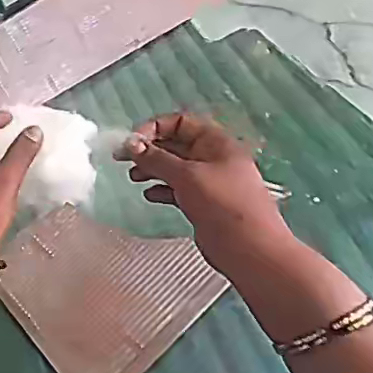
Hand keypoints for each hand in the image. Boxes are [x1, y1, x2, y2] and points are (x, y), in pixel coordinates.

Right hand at [118, 113, 297, 272]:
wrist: (250, 249)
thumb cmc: (223, 204)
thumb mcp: (187, 175)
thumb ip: (156, 158)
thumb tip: (131, 144)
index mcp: (216, 143)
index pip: (180, 123)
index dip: (154, 128)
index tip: (132, 141)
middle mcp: (212, 159)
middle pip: (175, 145)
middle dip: (148, 149)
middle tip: (122, 158)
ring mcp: (208, 182)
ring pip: (173, 168)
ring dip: (151, 169)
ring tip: (133, 176)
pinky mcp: (203, 203)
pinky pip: (177, 189)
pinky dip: (161, 189)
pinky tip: (149, 194)